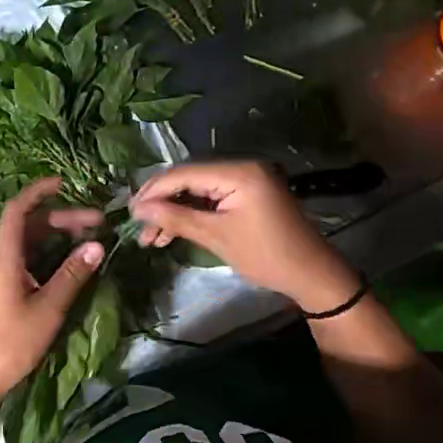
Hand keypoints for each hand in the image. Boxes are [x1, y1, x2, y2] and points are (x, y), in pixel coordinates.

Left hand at [0, 178, 104, 410]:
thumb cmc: (11, 344)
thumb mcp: (48, 309)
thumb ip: (72, 275)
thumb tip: (97, 244)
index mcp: (4, 256)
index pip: (17, 210)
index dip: (38, 191)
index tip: (64, 182)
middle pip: (29, 225)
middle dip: (62, 218)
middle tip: (98, 223)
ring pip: (28, 243)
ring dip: (57, 237)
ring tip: (89, 240)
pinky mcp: (1, 290)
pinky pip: (26, 259)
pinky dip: (48, 254)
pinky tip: (69, 263)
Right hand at [131, 161, 353, 302]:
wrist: (313, 275)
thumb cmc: (266, 256)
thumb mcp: (216, 237)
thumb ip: (175, 218)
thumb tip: (138, 209)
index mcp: (238, 172)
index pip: (183, 173)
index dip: (153, 191)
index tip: (130, 211)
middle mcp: (241, 167)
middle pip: (188, 179)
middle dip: (161, 202)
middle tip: (138, 225)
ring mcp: (245, 179)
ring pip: (196, 190)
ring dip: (174, 211)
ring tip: (151, 237)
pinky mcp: (247, 193)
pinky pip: (210, 197)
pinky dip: (192, 213)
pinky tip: (172, 232)